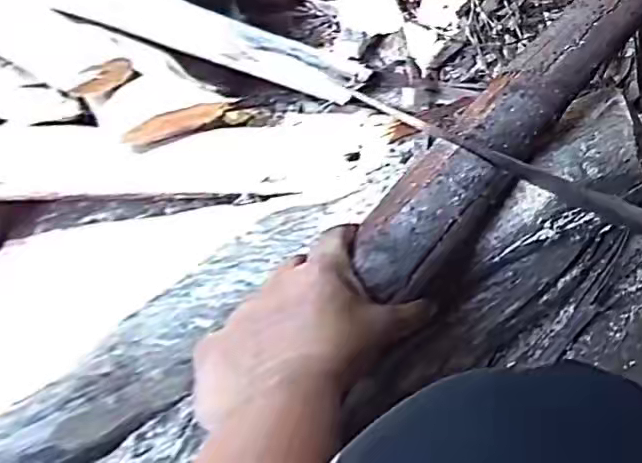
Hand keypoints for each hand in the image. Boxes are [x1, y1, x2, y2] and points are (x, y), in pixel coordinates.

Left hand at [193, 226, 430, 431]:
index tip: (352, 240)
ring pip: (259, 302)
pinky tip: (251, 362)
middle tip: (323, 300)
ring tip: (288, 338)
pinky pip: (224, 339)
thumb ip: (409, 313)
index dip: (345, 236)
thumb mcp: (384, 330)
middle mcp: (279, 282)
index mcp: (322, 269)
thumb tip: (430, 306)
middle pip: (294, 267)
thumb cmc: (336, 356)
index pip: (335, 235)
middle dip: (306, 278)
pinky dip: (237, 346)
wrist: (278, 405)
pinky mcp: (211, 348)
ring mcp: (241, 314)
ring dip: (272, 313)